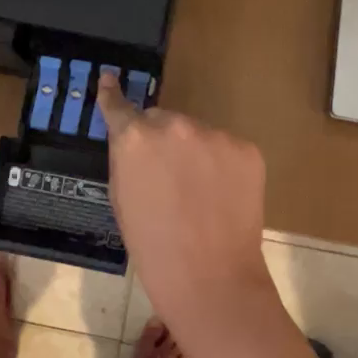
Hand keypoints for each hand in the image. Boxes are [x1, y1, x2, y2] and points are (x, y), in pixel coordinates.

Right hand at [96, 71, 273, 328]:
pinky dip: (222, 167)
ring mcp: (215, 135)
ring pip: (198, 136)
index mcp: (135, 138)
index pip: (119, 107)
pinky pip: (226, 150)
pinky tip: (221, 198)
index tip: (110, 79)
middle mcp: (175, 126)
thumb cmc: (152, 246)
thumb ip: (127, 160)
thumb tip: (134, 141)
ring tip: (198, 197)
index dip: (112, 94)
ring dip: (194, 154)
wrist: (210, 277)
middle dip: (161, 141)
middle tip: (166, 179)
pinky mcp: (246, 149)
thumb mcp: (121, 199)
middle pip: (163, 121)